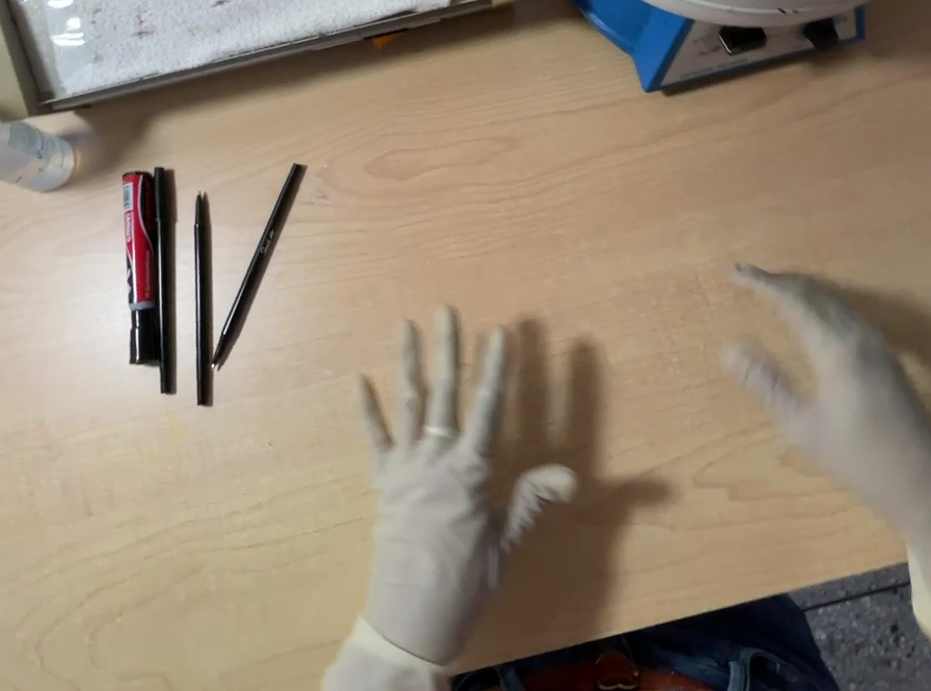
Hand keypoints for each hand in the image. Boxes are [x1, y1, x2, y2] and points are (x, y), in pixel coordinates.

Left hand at [353, 308, 576, 667]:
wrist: (409, 619)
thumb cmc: (465, 581)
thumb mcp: (506, 542)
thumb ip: (532, 499)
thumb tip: (571, 474)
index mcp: (470, 471)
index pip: (487, 407)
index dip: (495, 368)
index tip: (500, 333)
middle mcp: (436, 459)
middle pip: (444, 393)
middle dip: (448, 348)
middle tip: (446, 310)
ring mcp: (405, 467)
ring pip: (408, 404)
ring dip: (408, 362)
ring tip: (406, 326)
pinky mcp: (382, 481)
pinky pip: (373, 438)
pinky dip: (366, 408)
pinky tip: (359, 380)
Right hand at [723, 265, 930, 536]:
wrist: (930, 486)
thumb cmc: (862, 461)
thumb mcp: (804, 428)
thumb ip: (767, 385)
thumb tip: (731, 350)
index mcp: (836, 349)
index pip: (793, 301)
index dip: (762, 284)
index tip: (734, 274)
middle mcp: (859, 336)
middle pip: (815, 293)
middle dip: (778, 281)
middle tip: (745, 276)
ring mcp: (877, 344)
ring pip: (833, 301)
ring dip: (799, 290)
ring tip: (770, 288)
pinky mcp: (886, 356)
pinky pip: (846, 313)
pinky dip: (819, 303)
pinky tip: (809, 314)